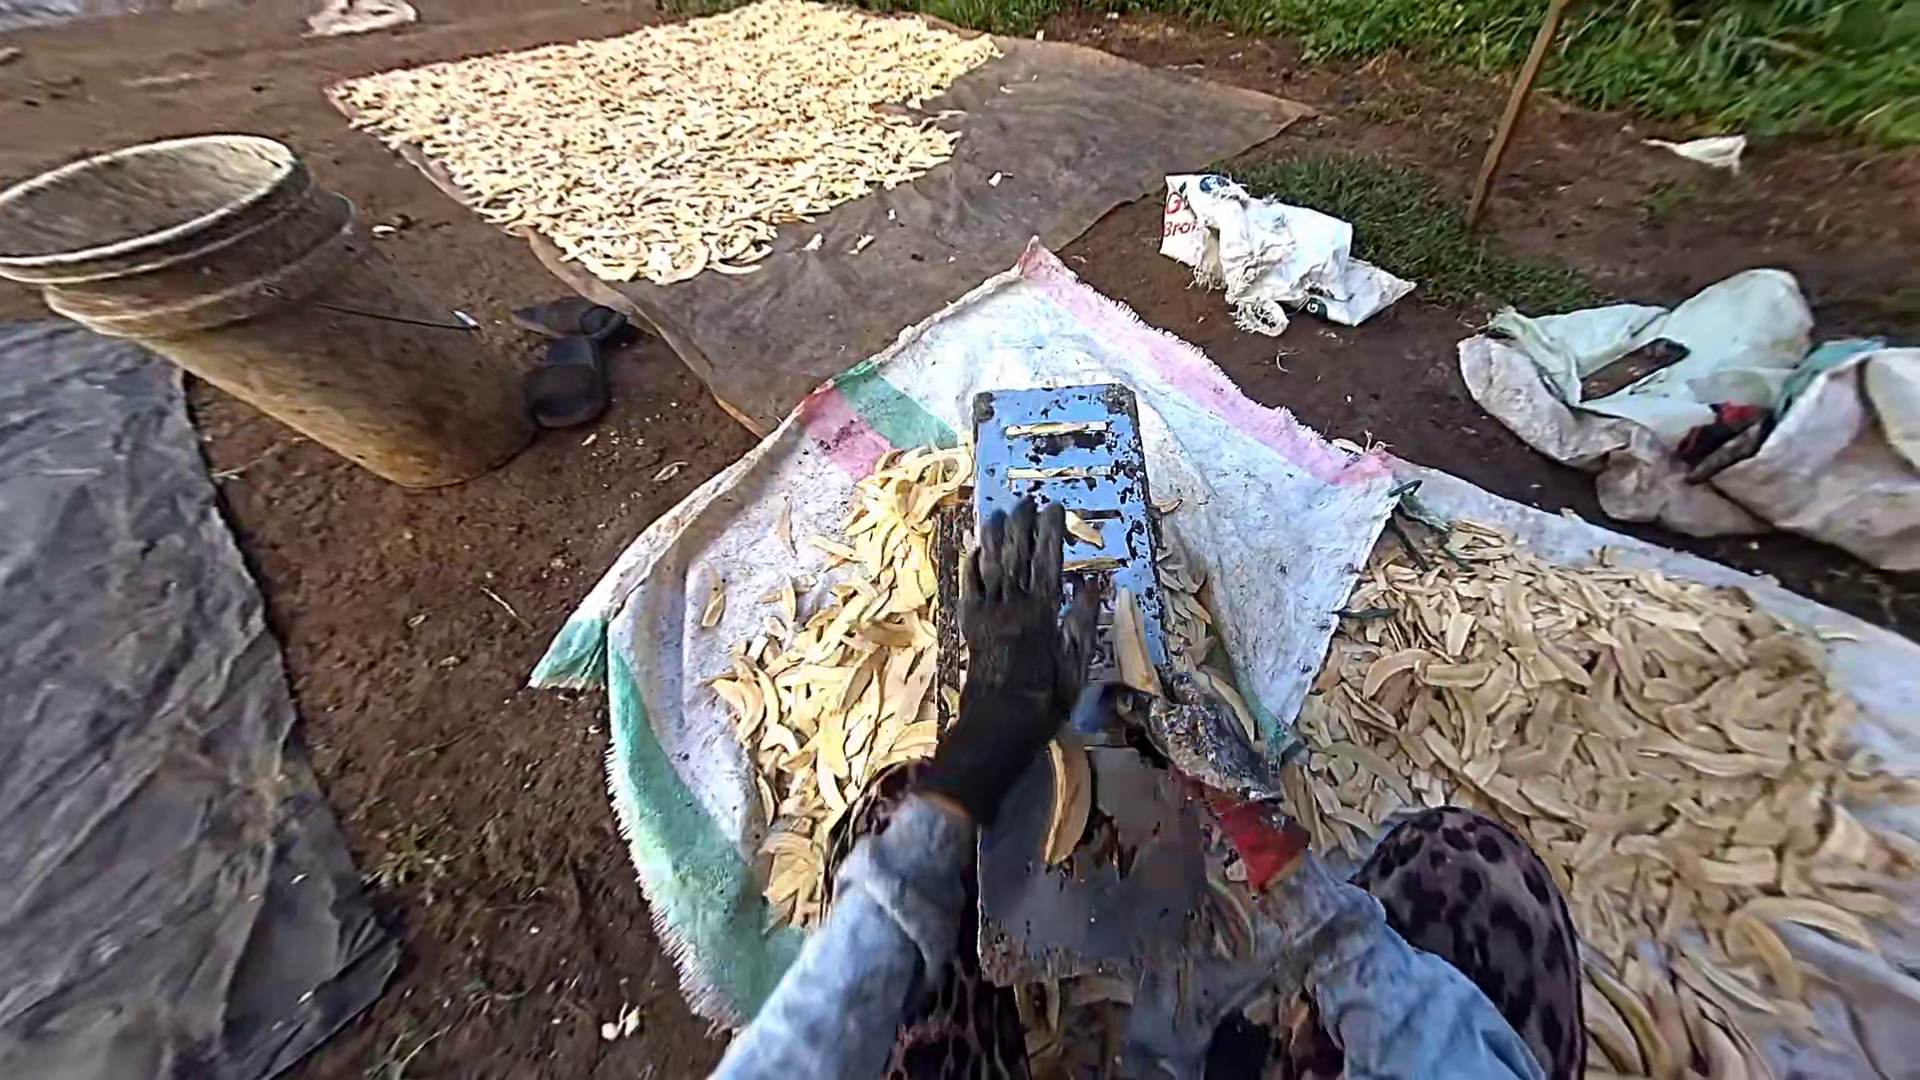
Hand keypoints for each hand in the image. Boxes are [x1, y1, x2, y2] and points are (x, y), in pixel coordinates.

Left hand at [918, 499, 1097, 825]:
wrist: (998, 722)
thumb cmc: (1045, 698)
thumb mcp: (1076, 665)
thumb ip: (1083, 621)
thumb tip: (1095, 582)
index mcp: (1042, 613)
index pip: (1049, 562)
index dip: (1051, 532)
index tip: (1054, 508)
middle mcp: (1012, 605)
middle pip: (1017, 556)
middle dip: (1022, 525)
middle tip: (1026, 501)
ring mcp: (987, 612)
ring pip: (990, 565)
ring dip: (995, 537)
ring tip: (998, 513)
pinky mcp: (968, 623)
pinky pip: (968, 586)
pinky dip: (971, 565)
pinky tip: (974, 548)